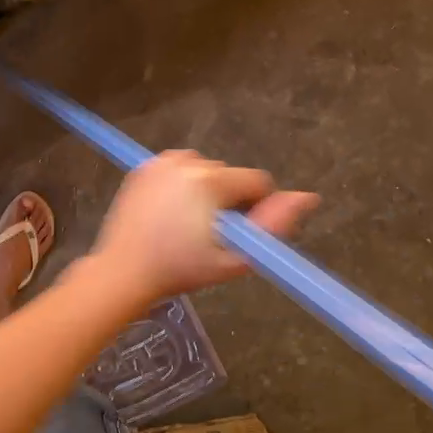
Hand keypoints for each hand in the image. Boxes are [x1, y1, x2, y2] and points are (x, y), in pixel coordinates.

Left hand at [91, 150, 318, 301]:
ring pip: (202, 170)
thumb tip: (309, 197)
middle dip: (227, 199)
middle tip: (207, 233)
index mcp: (211, 179)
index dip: (254, 209)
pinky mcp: (140, 169)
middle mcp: (185, 161)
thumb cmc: (181, 269)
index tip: (236, 234)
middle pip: (228, 174)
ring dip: (204, 190)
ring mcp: (159, 163)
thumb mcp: (235, 255)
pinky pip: (175, 170)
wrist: (123, 271)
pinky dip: (179, 185)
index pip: (257, 182)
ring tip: (187, 223)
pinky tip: (169, 213)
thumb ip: (273, 224)